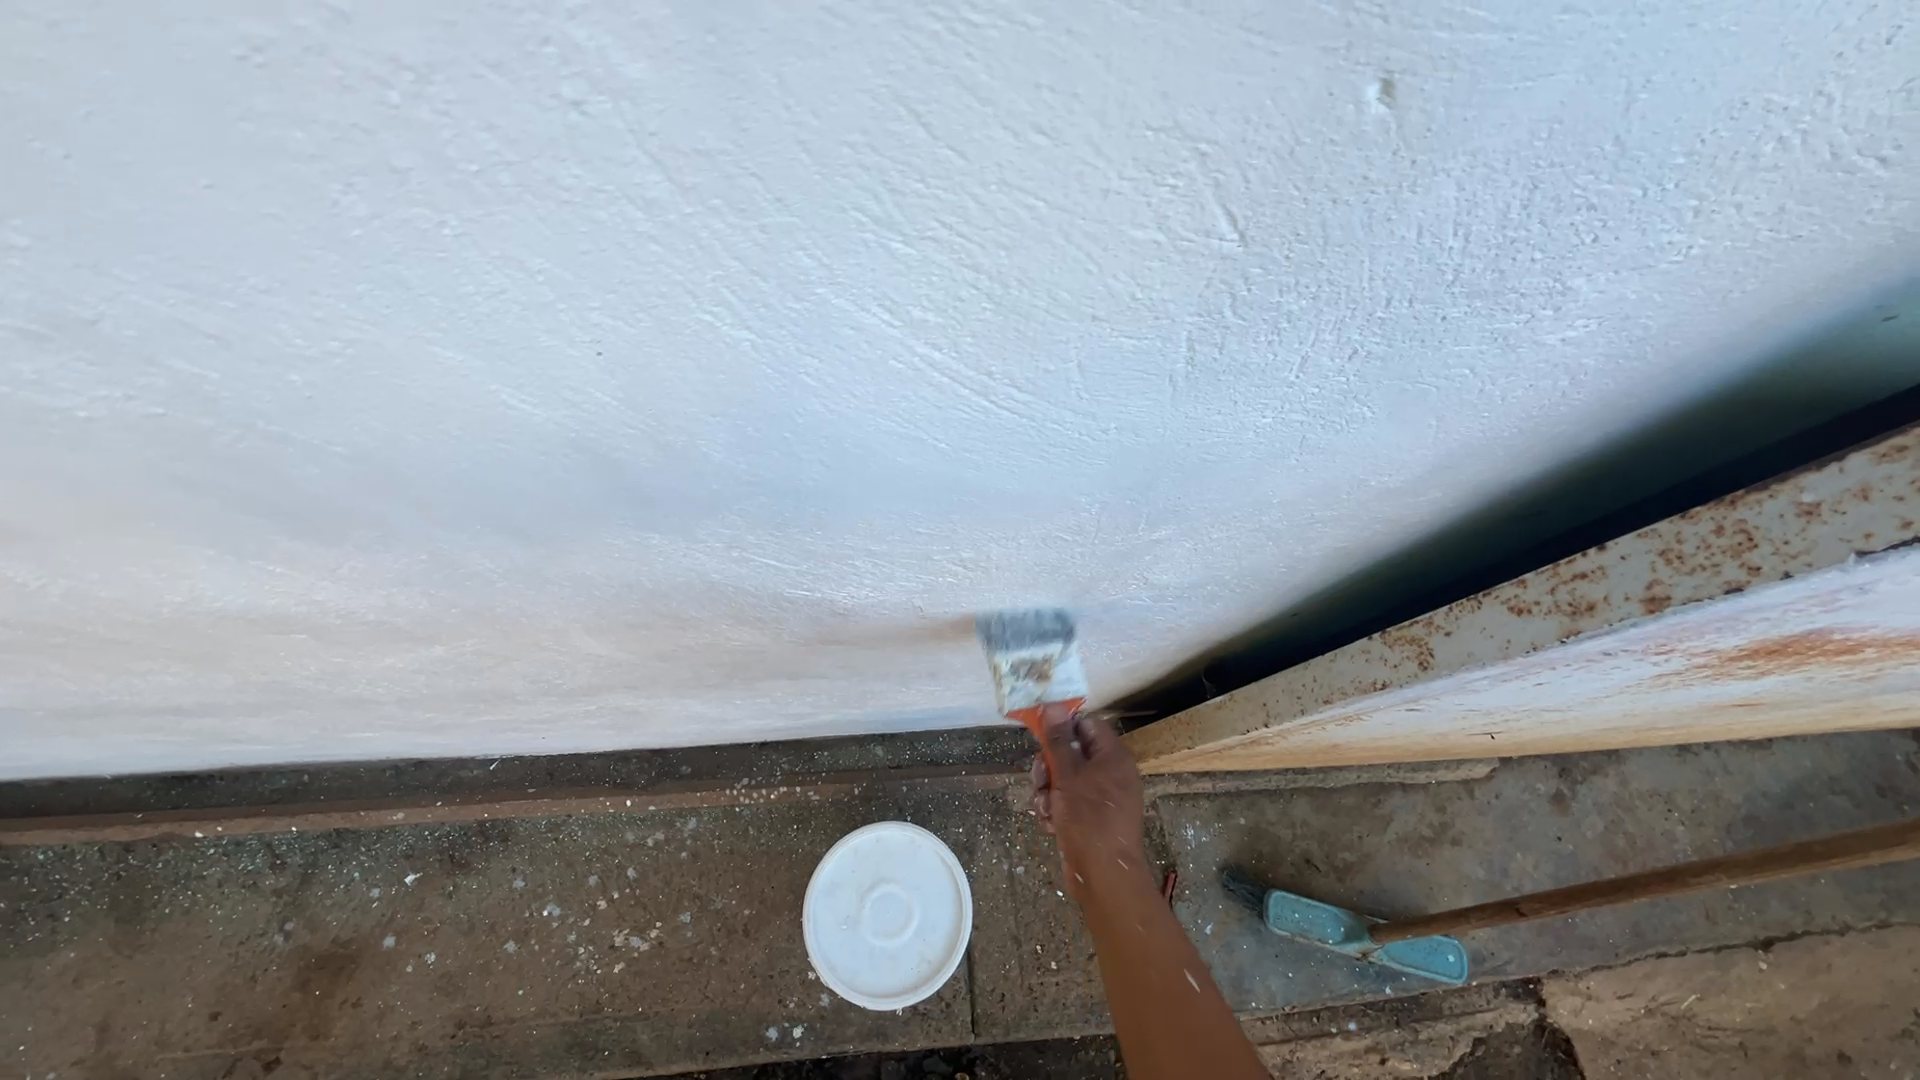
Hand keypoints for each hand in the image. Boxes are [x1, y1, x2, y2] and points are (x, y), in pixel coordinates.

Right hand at [1028, 703, 1153, 903]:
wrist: (1103, 875)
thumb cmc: (1089, 819)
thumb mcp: (1068, 775)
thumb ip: (1058, 740)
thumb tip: (1053, 705)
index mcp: (1113, 756)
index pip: (1086, 725)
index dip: (1063, 727)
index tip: (1040, 737)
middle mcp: (1111, 773)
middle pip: (1072, 752)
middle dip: (1049, 766)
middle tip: (1040, 779)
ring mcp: (1102, 797)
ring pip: (1065, 779)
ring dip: (1048, 791)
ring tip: (1045, 807)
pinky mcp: (1092, 818)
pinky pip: (1068, 802)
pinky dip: (1055, 809)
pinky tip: (1049, 823)